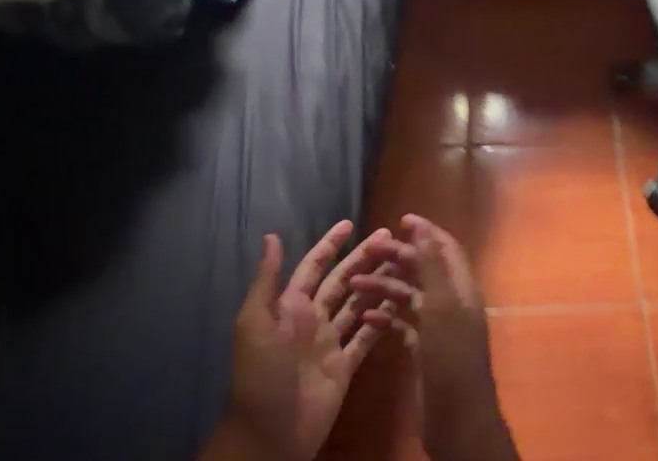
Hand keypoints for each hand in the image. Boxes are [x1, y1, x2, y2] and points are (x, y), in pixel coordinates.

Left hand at [213, 220, 410, 460]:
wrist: (268, 433)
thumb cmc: (261, 374)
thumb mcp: (256, 323)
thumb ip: (267, 280)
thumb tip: (272, 235)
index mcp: (291, 306)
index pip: (314, 266)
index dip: (330, 244)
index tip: (350, 224)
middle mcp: (313, 319)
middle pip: (342, 281)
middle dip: (363, 258)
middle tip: (391, 238)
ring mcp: (329, 343)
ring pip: (357, 304)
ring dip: (377, 284)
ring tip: (402, 265)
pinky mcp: (344, 367)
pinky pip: (365, 337)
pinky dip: (381, 320)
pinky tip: (400, 304)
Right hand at [350, 215, 519, 460]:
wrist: (458, 417)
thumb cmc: (451, 357)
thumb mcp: (442, 306)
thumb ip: (433, 265)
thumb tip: (422, 227)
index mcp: (460, 288)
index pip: (444, 248)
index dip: (425, 232)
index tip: (398, 221)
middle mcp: (452, 303)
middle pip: (425, 270)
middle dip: (399, 258)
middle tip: (369, 251)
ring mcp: (439, 328)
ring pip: (411, 297)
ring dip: (387, 287)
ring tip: (356, 283)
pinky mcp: (426, 351)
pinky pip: (404, 325)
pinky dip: (387, 317)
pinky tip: (366, 315)